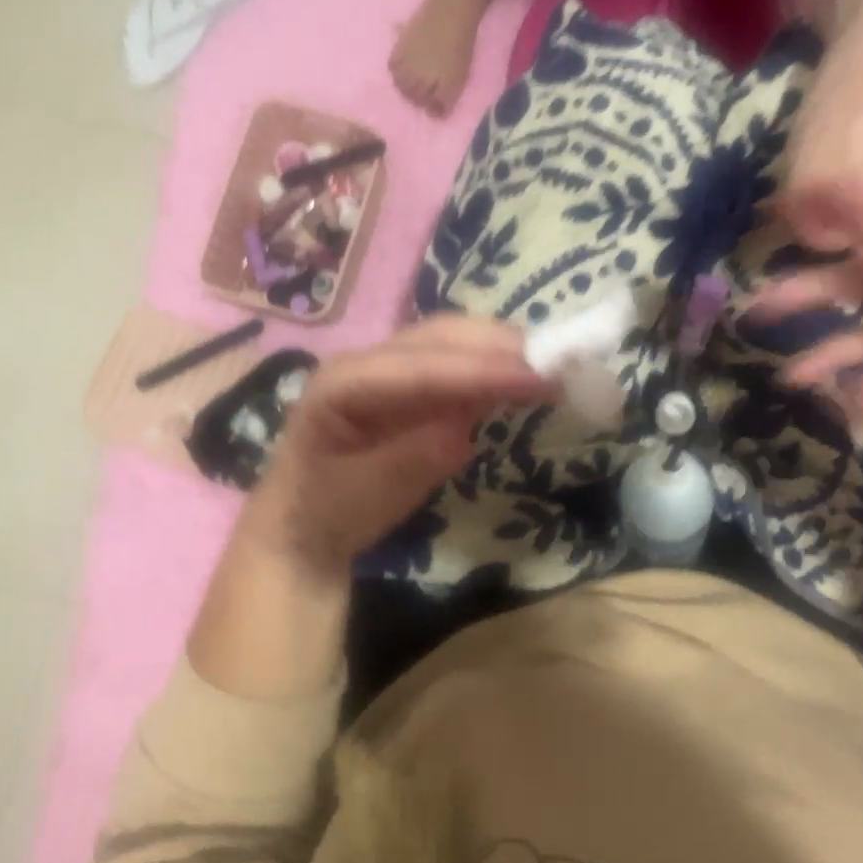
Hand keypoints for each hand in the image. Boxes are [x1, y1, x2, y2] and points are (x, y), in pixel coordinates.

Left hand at [235, 315, 555, 577]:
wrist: (302, 525)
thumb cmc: (327, 512)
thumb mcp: (368, 496)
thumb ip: (415, 458)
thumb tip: (463, 429)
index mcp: (343, 383)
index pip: (420, 366)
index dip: (480, 369)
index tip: (537, 377)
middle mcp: (365, 360)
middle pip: (440, 337)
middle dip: (500, 347)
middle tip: (560, 364)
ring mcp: (386, 366)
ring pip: (451, 341)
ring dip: (502, 350)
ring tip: (552, 367)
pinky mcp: (408, 382)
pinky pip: (454, 362)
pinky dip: (492, 366)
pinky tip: (524, 377)